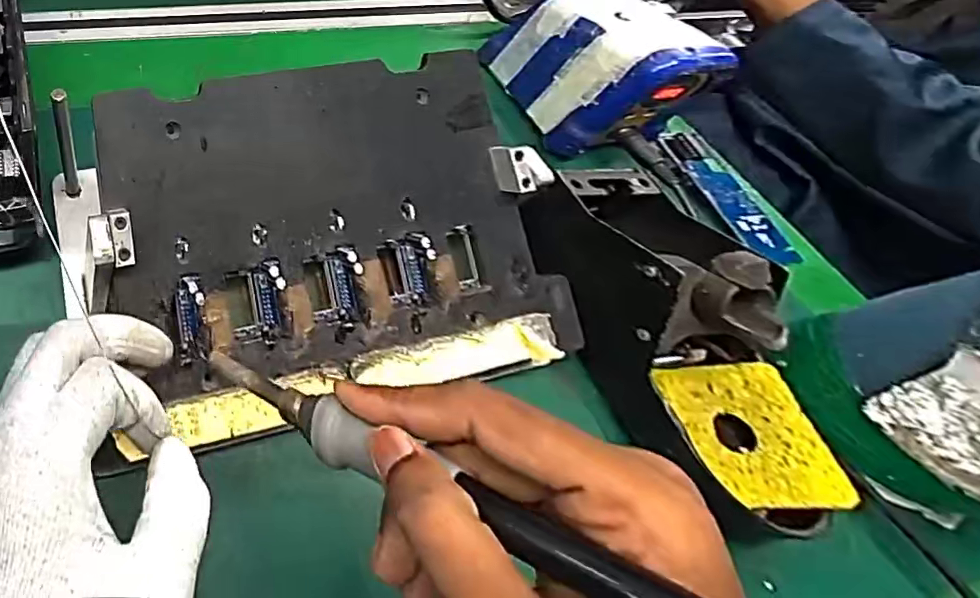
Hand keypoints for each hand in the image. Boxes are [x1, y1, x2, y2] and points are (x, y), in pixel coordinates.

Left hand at [0, 316, 209, 597]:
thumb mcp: (152, 580)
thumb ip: (180, 501)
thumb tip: (173, 455)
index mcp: (39, 455)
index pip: (101, 379)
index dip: (145, 397)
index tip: (165, 436)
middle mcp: (3, 445)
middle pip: (55, 342)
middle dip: (112, 334)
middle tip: (154, 347)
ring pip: (34, 365)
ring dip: (85, 358)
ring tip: (129, 373)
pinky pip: (25, 403)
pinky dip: (65, 389)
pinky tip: (96, 417)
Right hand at [338, 379, 742, 597]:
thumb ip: (451, 533)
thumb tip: (389, 445)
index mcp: (631, 491)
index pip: (487, 413)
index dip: (407, 404)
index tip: (348, 400)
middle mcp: (624, 478)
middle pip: (481, 450)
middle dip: (420, 493)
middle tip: (389, 552)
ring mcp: (613, 501)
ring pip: (486, 481)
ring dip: (435, 523)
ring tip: (416, 578)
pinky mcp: (599, 524)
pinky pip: (510, 508)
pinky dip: (466, 538)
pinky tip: (448, 575)